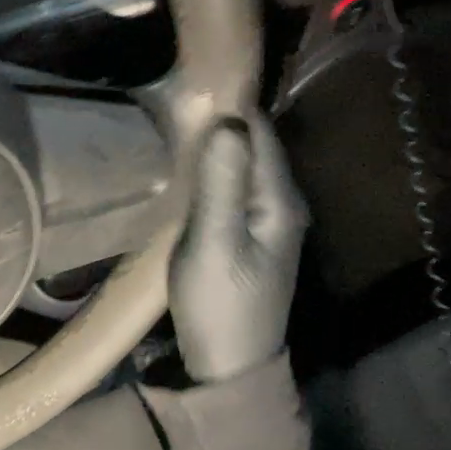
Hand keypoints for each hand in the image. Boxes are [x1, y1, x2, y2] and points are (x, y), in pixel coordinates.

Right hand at [169, 114, 309, 382]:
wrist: (229, 367)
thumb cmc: (220, 305)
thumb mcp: (215, 244)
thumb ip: (220, 184)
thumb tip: (226, 120)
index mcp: (280, 200)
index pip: (259, 133)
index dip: (228, 105)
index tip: (187, 82)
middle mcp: (281, 204)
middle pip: (252, 147)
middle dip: (218, 122)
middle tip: (169, 100)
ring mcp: (266, 223)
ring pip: (240, 168)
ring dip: (212, 147)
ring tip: (169, 126)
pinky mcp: (247, 237)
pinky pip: (230, 188)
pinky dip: (210, 173)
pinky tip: (182, 170)